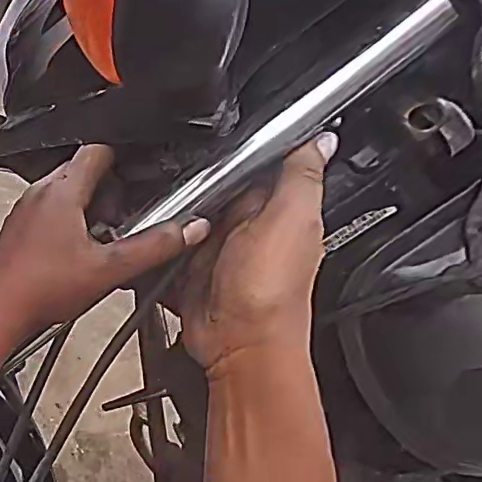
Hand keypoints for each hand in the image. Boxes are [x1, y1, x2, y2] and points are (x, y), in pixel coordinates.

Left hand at [0, 145, 208, 340]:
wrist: (1, 313)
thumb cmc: (42, 290)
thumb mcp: (109, 269)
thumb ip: (153, 247)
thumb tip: (189, 230)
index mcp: (61, 191)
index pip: (99, 149)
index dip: (125, 159)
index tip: (138, 180)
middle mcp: (39, 193)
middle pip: (84, 170)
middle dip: (110, 191)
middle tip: (121, 221)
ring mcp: (26, 210)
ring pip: (67, 192)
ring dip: (90, 209)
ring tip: (101, 241)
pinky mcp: (19, 229)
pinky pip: (50, 212)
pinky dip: (69, 224)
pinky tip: (78, 254)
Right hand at [176, 132, 335, 379]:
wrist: (236, 345)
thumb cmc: (269, 293)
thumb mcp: (292, 219)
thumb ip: (301, 175)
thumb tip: (321, 136)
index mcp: (279, 211)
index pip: (257, 165)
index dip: (239, 151)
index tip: (219, 146)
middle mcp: (249, 229)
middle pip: (214, 188)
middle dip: (197, 183)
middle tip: (191, 189)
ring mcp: (218, 251)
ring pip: (188, 216)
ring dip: (176, 214)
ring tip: (174, 216)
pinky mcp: (192, 272)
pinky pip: (170, 248)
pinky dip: (163, 244)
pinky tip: (160, 239)